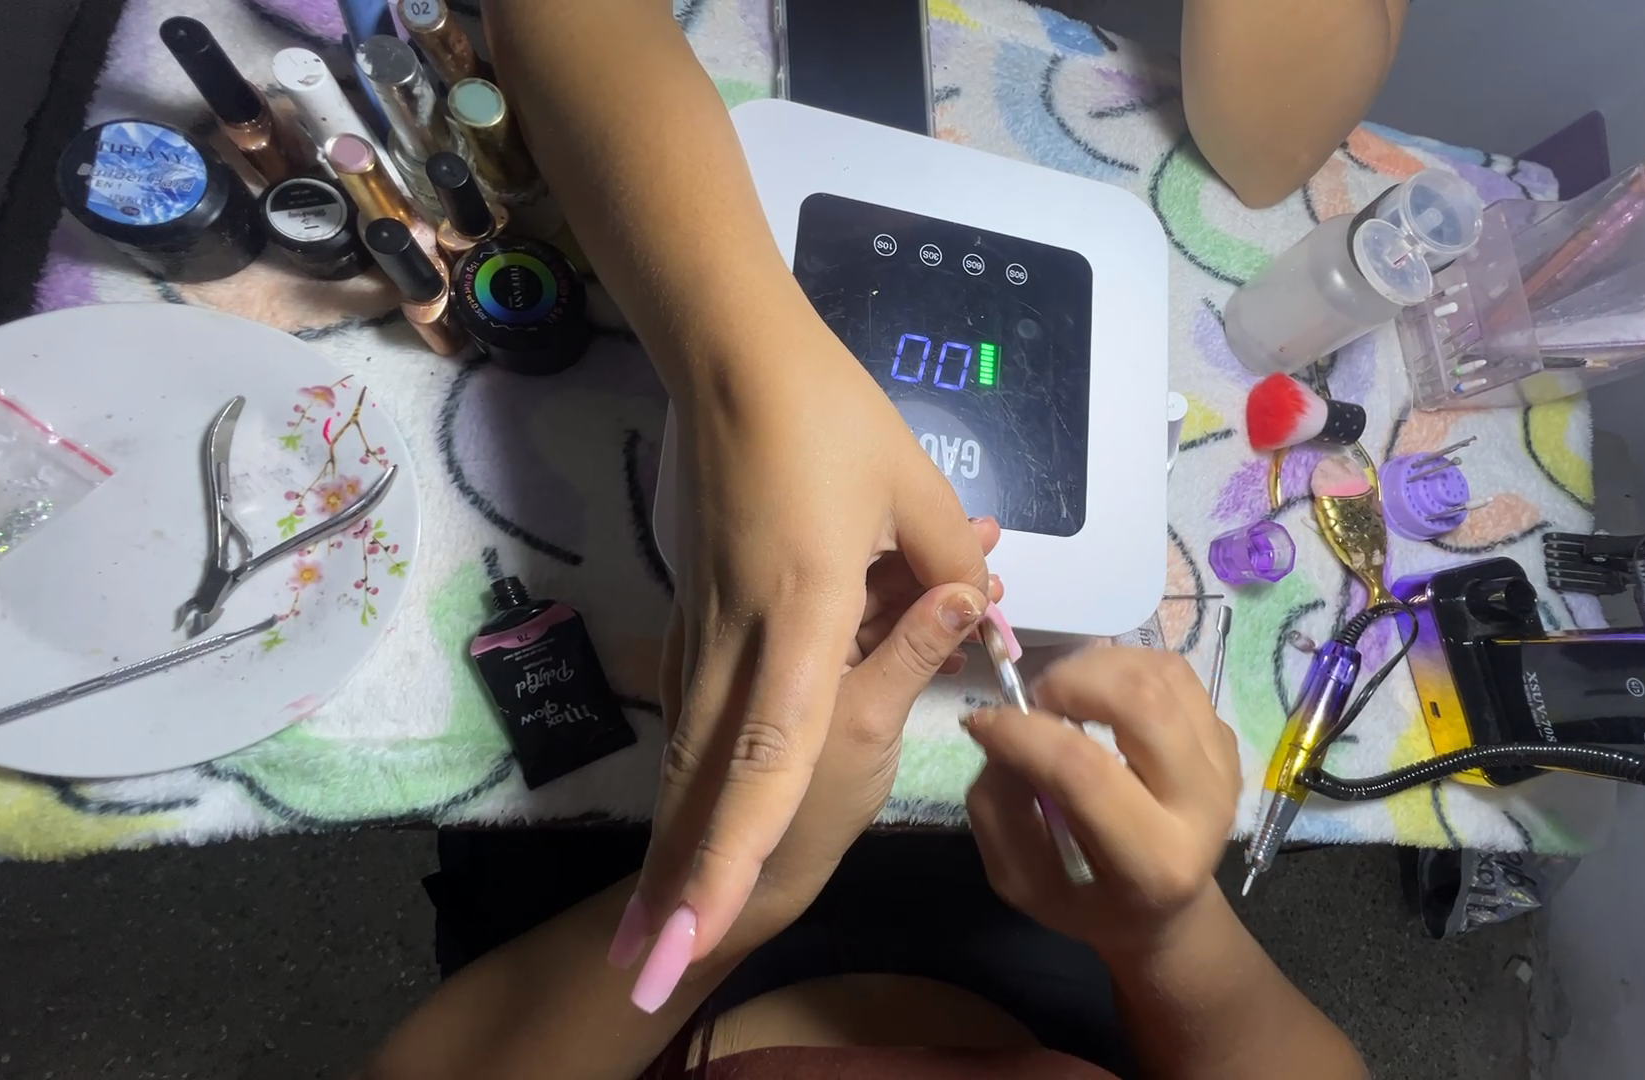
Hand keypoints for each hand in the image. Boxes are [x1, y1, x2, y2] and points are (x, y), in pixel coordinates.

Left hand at [617, 569, 992, 1012]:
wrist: (771, 876)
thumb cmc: (816, 799)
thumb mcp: (871, 718)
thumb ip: (914, 650)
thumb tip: (965, 587)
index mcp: (789, 622)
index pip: (861, 563)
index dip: (924, 548)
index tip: (980, 534)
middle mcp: (795, 626)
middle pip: (875, 582)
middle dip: (937, 568)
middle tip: (993, 549)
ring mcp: (816, 657)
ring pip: (883, 612)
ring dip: (936, 603)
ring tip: (992, 591)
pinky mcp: (836, 685)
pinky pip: (882, 646)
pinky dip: (921, 640)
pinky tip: (961, 638)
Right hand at [637, 325, 990, 962]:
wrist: (737, 367)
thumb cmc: (833, 420)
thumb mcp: (913, 491)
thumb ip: (953, 566)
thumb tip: (990, 616)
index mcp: (802, 606)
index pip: (768, 745)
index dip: (730, 844)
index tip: (690, 936)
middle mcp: (741, 632)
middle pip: (708, 766)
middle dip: (682, 870)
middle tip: (654, 960)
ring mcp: (704, 618)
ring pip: (698, 738)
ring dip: (691, 820)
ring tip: (677, 895)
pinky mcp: (694, 603)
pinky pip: (702, 694)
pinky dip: (708, 751)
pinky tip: (718, 775)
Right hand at [964, 647, 1240, 958]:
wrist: (1167, 909)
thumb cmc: (1085, 895)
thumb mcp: (1021, 880)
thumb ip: (999, 810)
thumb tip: (1000, 732)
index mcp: (1153, 864)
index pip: (1085, 773)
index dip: (1023, 734)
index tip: (983, 723)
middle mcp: (1204, 809)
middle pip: (1142, 705)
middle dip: (1068, 683)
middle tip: (1036, 702)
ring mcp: (1224, 766)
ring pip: (1160, 675)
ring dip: (1094, 667)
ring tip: (1063, 695)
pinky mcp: (1226, 738)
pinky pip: (1173, 671)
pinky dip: (1122, 665)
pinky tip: (1098, 692)